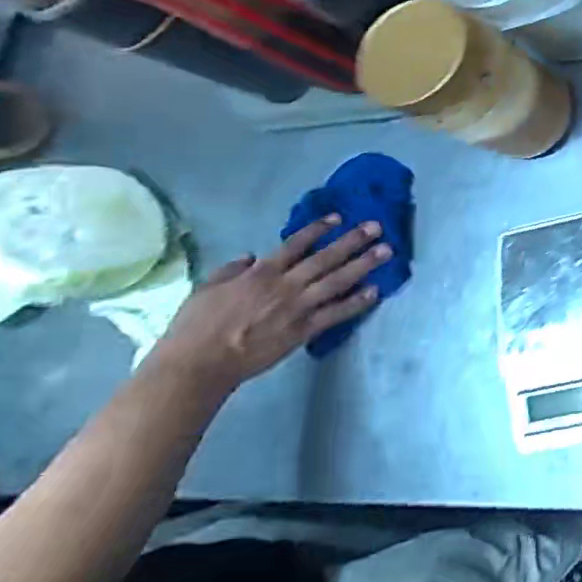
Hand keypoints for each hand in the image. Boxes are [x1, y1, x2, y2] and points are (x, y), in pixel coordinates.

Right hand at [148, 216, 389, 390]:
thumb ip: (230, 270)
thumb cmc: (195, 327)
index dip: (318, 229)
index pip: (295, 244)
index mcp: (261, 273)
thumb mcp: (206, 288)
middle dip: (353, 240)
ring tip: (386, 251)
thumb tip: (250, 256)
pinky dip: (357, 302)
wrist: (199, 363)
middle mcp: (285, 285)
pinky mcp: (304, 330)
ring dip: (364, 264)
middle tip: (377, 226)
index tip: (338, 218)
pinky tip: (375, 292)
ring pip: (338, 280)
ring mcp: (298, 307)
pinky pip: (336, 313)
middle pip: (326, 257)